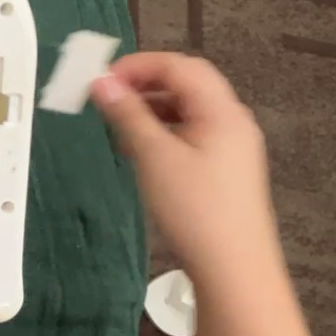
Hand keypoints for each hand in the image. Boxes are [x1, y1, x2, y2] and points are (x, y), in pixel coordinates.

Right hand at [90, 52, 279, 280]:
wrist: (234, 270)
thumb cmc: (194, 208)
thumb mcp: (154, 157)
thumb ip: (127, 114)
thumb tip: (101, 82)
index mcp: (221, 111)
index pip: (179, 66)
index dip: (138, 65)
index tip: (101, 79)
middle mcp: (231, 121)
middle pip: (186, 84)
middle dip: (144, 83)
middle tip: (107, 95)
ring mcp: (231, 146)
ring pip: (187, 109)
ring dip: (151, 107)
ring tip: (118, 123)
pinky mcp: (224, 168)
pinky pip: (191, 132)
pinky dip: (162, 130)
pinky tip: (139, 149)